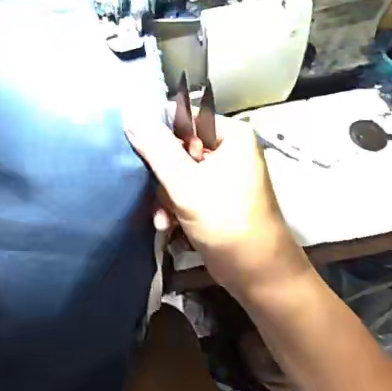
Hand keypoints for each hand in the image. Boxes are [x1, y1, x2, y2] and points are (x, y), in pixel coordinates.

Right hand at [124, 108, 313, 308]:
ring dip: (165, 199)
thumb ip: (157, 149)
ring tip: (164, 220)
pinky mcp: (216, 199)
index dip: (157, 135)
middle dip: (162, 178)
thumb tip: (130, 113)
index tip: (136, 155)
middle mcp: (228, 149)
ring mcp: (223, 175)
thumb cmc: (228, 223)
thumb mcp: (186, 184)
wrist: (260, 276)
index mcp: (230, 135)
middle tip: (156, 198)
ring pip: (177, 173)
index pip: (182, 118)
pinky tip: (169, 227)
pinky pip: (186, 192)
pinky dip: (175, 209)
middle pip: (177, 148)